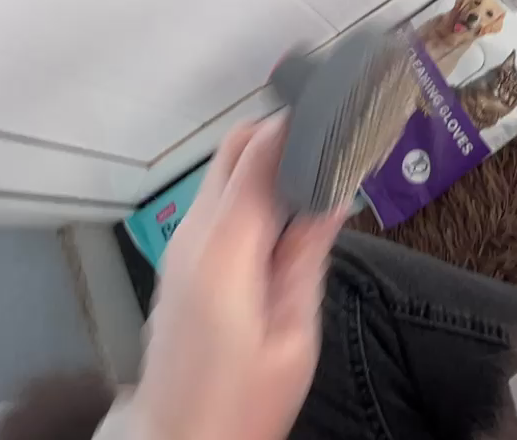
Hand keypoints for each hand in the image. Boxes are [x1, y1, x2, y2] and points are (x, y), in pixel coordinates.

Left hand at [127, 116, 345, 439]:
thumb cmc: (241, 404)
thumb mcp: (293, 335)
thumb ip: (308, 253)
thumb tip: (333, 192)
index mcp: (225, 248)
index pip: (258, 153)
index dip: (296, 124)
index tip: (334, 113)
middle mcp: (194, 232)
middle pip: (233, 146)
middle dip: (280, 130)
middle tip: (329, 141)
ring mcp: (181, 242)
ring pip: (223, 167)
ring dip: (265, 156)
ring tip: (315, 172)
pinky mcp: (181, 257)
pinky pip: (217, 197)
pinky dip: (250, 183)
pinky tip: (285, 207)